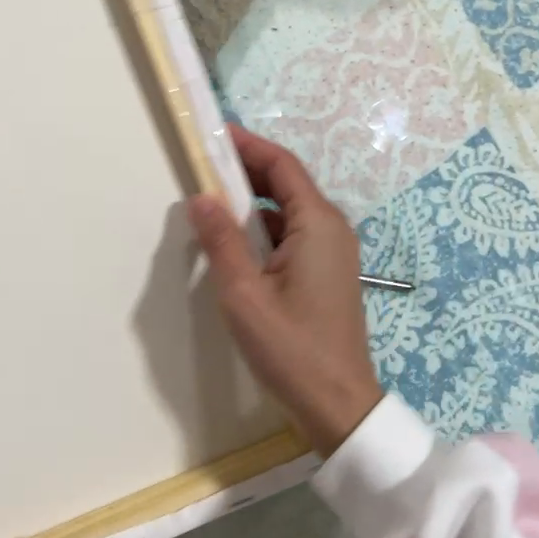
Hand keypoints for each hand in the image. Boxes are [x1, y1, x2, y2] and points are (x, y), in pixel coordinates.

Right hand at [186, 124, 383, 456]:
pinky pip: (292, 235)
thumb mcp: (244, 293)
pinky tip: (233, 242)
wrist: (337, 404)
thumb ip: (221, 240)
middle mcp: (331, 229)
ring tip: (210, 200)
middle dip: (245, 171)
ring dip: (251, 202)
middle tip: (202, 165)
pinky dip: (262, 229)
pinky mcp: (326, 274)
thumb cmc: (291, 348)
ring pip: (287, 211)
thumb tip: (201, 197)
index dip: (247, 145)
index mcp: (317, 224)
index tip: (212, 133)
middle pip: (286, 184)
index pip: (281, 165)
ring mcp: (332, 253)